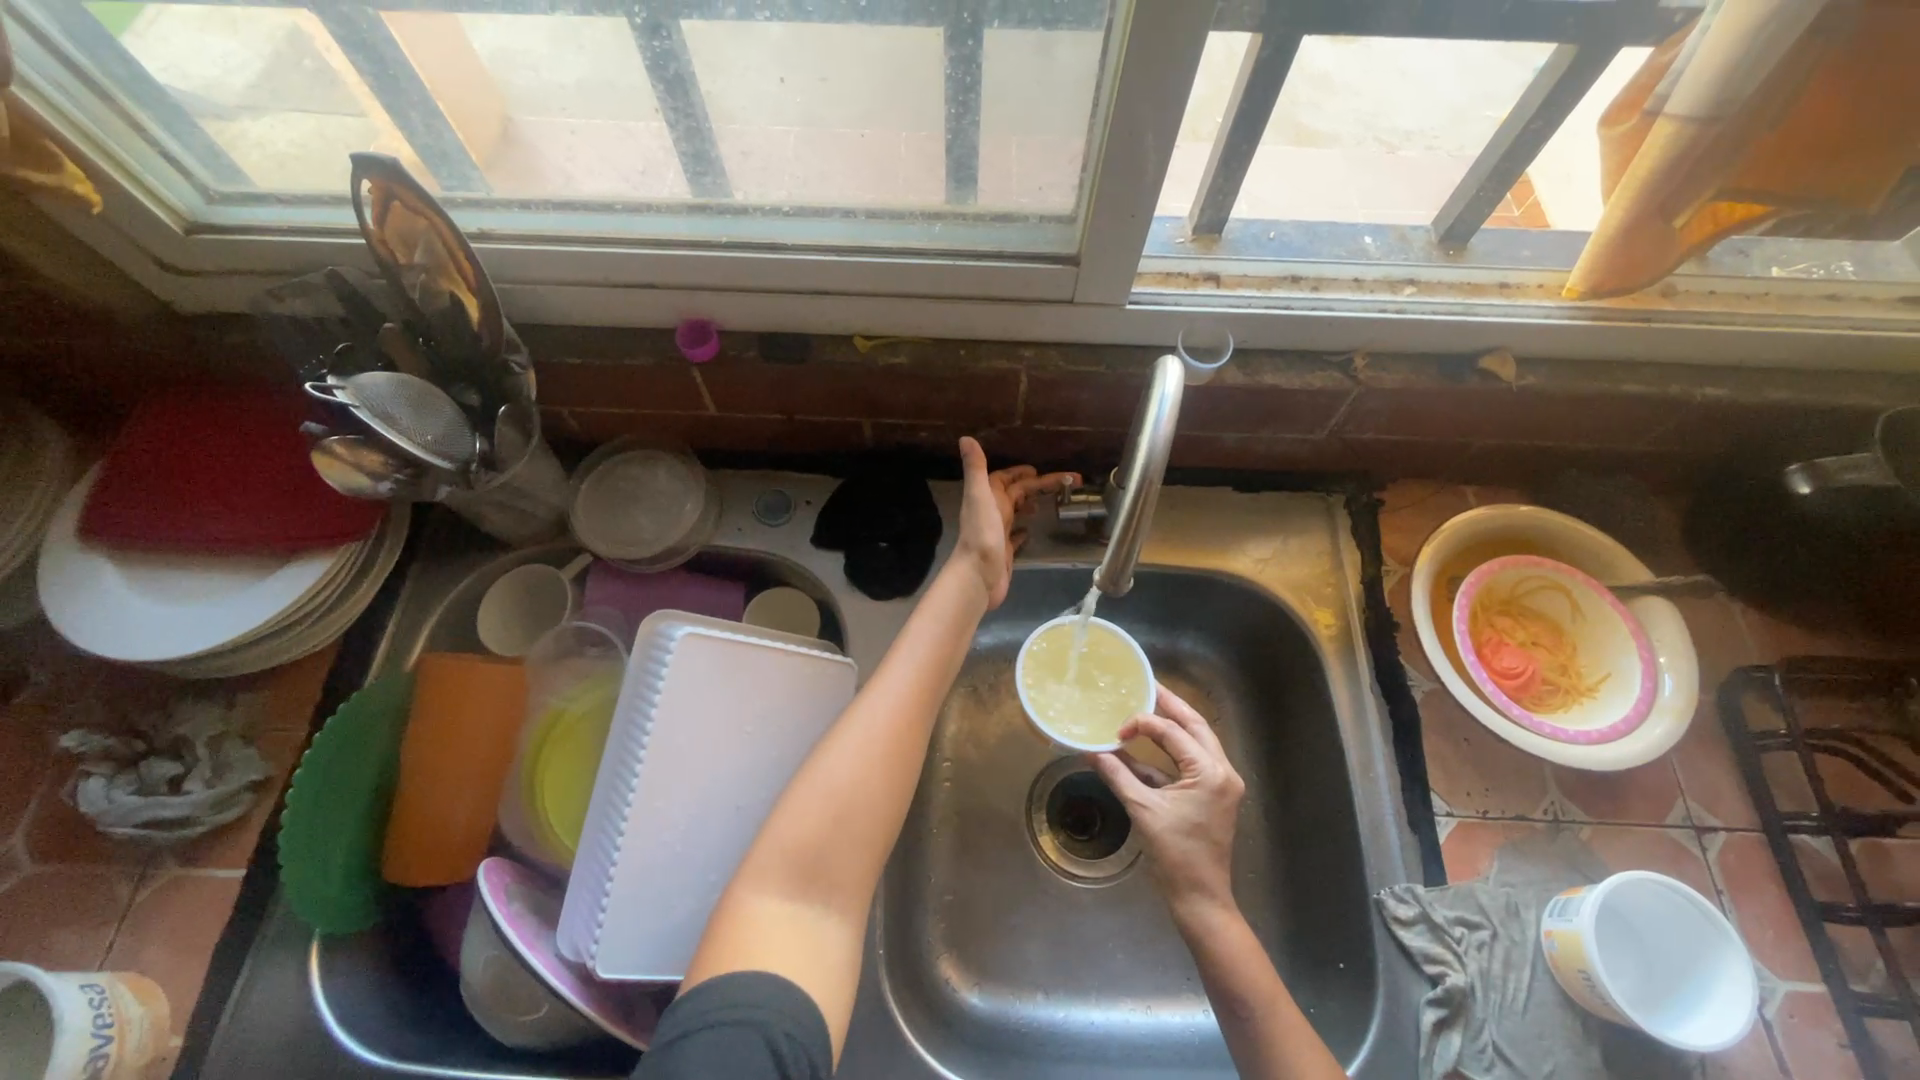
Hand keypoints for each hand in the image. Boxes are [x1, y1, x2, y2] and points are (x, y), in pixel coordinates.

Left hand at [951, 436, 1075, 608]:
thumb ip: (975, 468)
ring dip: (1029, 505)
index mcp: (989, 498)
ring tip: (1047, 503)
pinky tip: (1031, 530)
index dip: (1021, 473)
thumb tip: (966, 439)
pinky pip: (1016, 537)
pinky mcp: (1006, 552)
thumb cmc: (981, 534)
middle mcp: (992, 512)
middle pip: (1017, 494)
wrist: (978, 575)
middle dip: (1038, 487)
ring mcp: (999, 533)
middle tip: (1065, 484)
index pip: (1006, 479)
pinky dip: (1024, 531)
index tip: (1039, 470)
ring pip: (1016, 513)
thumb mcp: (979, 495)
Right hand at [1088, 683, 1245, 915]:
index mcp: (1210, 771)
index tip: (1117, 729)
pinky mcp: (1211, 796)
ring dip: (1170, 727)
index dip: (1143, 723)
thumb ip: (1118, 775)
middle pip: (1195, 726)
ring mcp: (1220, 784)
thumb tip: (1091, 752)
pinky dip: (1166, 756)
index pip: (1174, 732)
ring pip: (1195, 743)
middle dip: (1170, 705)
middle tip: (1146, 685)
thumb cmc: (1176, 855)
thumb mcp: (1143, 811)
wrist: (1200, 897)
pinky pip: (1188, 765)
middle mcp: (1222, 771)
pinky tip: (1139, 750)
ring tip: (1147, 705)